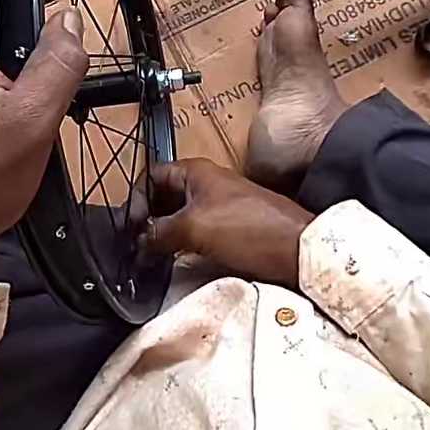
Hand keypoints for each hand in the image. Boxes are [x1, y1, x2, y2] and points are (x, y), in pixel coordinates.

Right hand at [144, 159, 314, 288]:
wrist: (298, 250)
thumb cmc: (246, 229)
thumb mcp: (194, 228)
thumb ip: (159, 232)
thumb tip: (139, 243)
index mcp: (194, 171)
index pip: (151, 176)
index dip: (136, 199)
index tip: (130, 227)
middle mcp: (205, 182)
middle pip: (164, 196)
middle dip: (148, 218)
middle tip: (139, 244)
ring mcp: (220, 203)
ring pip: (180, 214)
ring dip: (165, 232)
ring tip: (154, 254)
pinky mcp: (232, 225)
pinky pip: (197, 228)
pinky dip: (183, 241)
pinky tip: (179, 258)